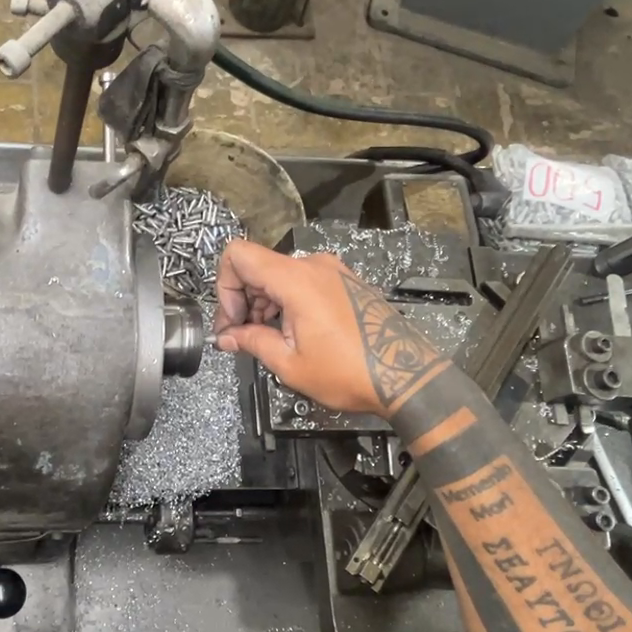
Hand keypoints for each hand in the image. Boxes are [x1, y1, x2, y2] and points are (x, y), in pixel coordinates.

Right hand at [213, 239, 440, 417]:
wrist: (407, 376)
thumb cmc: (351, 372)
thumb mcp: (290, 364)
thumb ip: (252, 342)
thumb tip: (227, 337)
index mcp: (296, 280)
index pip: (239, 255)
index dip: (224, 287)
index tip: (231, 321)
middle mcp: (314, 267)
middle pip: (257, 266)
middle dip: (241, 300)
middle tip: (239, 336)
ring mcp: (332, 272)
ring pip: (279, 275)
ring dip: (263, 303)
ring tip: (266, 338)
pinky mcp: (344, 283)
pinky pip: (302, 282)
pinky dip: (286, 302)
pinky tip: (290, 332)